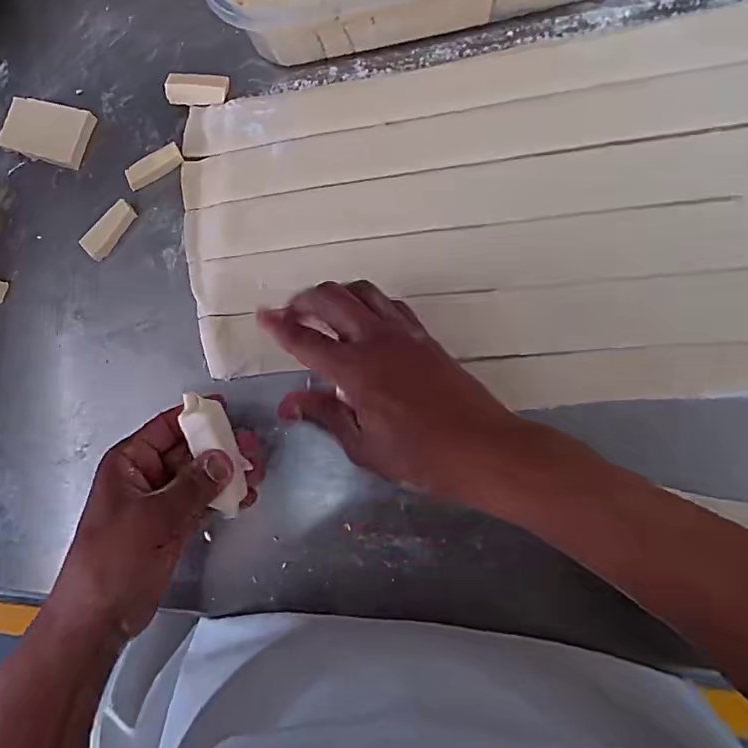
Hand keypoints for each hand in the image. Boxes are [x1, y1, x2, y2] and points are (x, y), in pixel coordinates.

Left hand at [48, 403, 264, 639]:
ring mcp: (160, 504)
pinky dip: (222, 499)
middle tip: (252, 448)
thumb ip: (192, 486)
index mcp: (129, 463)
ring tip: (256, 472)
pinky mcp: (172, 528)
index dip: (194, 417)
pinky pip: (201, 504)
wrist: (98, 618)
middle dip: (219, 448)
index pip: (165, 428)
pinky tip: (245, 497)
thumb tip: (223, 459)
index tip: (226, 410)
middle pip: (187, 452)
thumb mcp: (153, 517)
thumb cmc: (113, 559)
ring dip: (226, 475)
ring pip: (198, 479)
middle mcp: (145, 477)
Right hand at [259, 281, 597, 502]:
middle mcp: (375, 340)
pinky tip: (364, 321)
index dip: (279, 325)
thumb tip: (290, 403)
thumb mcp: (363, 446)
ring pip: (361, 290)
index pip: (306, 339)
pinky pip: (388, 303)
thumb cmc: (420, 457)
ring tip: (323, 311)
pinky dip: (367, 301)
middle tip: (290, 314)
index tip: (262, 315)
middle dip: (303, 300)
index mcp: (355, 370)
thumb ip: (325, 415)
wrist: (485, 449)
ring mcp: (402, 333)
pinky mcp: (423, 335)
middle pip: (330, 299)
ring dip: (336, 293)